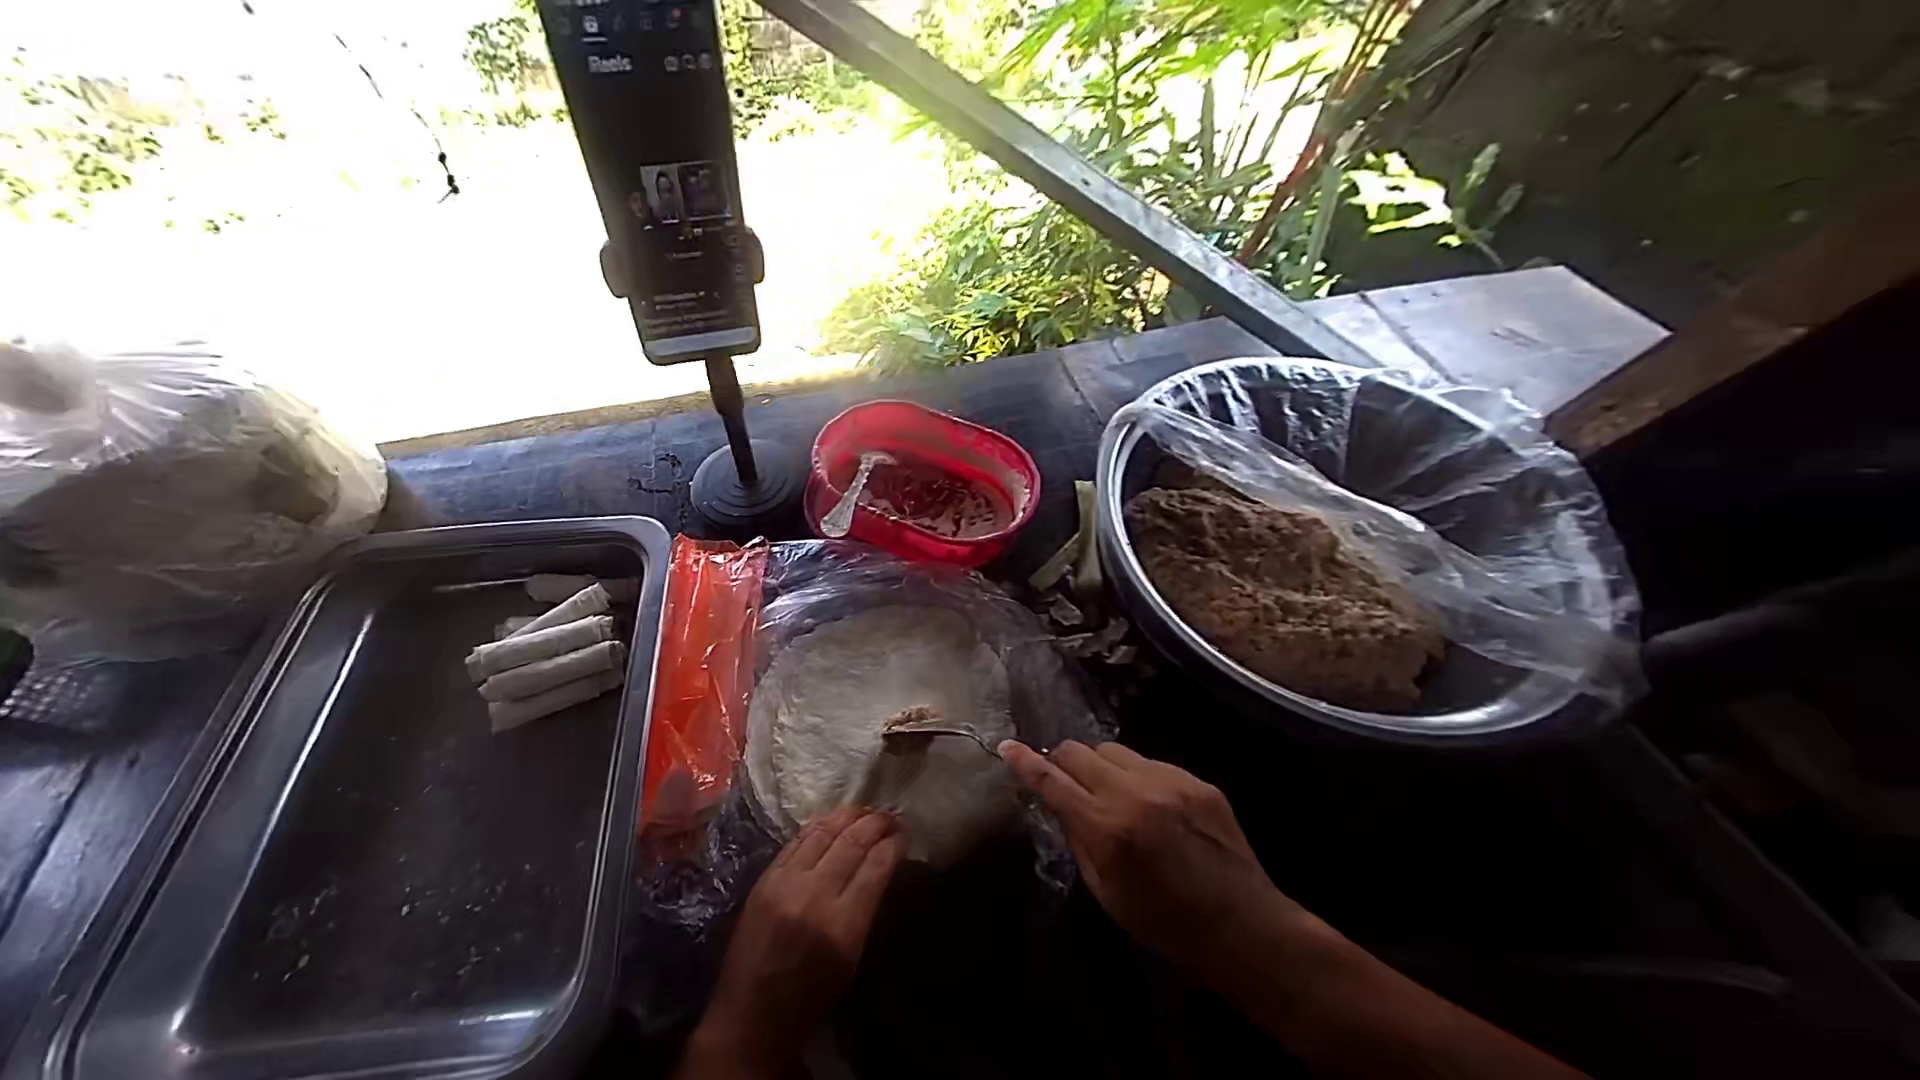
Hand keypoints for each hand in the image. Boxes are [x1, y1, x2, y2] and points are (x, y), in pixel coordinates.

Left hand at [674, 808, 905, 1079]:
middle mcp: (813, 896)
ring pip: (823, 832)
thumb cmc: (811, 994)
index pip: (876, 866)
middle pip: (852, 842)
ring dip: (849, 815)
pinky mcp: (765, 879)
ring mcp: (785, 883)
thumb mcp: (852, 956)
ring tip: (867, 810)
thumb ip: (866, 906)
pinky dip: (820, 825)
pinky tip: (834, 819)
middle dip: (876, 823)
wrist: (751, 1016)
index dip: (894, 843)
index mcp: (841, 925)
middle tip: (891, 816)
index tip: (905, 832)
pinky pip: (797, 840)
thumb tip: (883, 862)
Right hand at [999, 740, 1305, 976]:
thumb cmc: (1166, 923)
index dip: (1025, 762)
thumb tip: (1057, 803)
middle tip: (1059, 778)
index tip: (1008, 747)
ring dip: (1096, 764)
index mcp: (1108, 828)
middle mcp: (1135, 792)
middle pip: (1078, 751)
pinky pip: (1149, 761)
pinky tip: (1146, 802)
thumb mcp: (1106, 891)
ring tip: (1104, 790)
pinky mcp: (1195, 779)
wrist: (1244, 926)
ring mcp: (1169, 781)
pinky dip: (1134, 775)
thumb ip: (1077, 839)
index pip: (1052, 781)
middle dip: (1060, 760)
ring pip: (1112, 749)